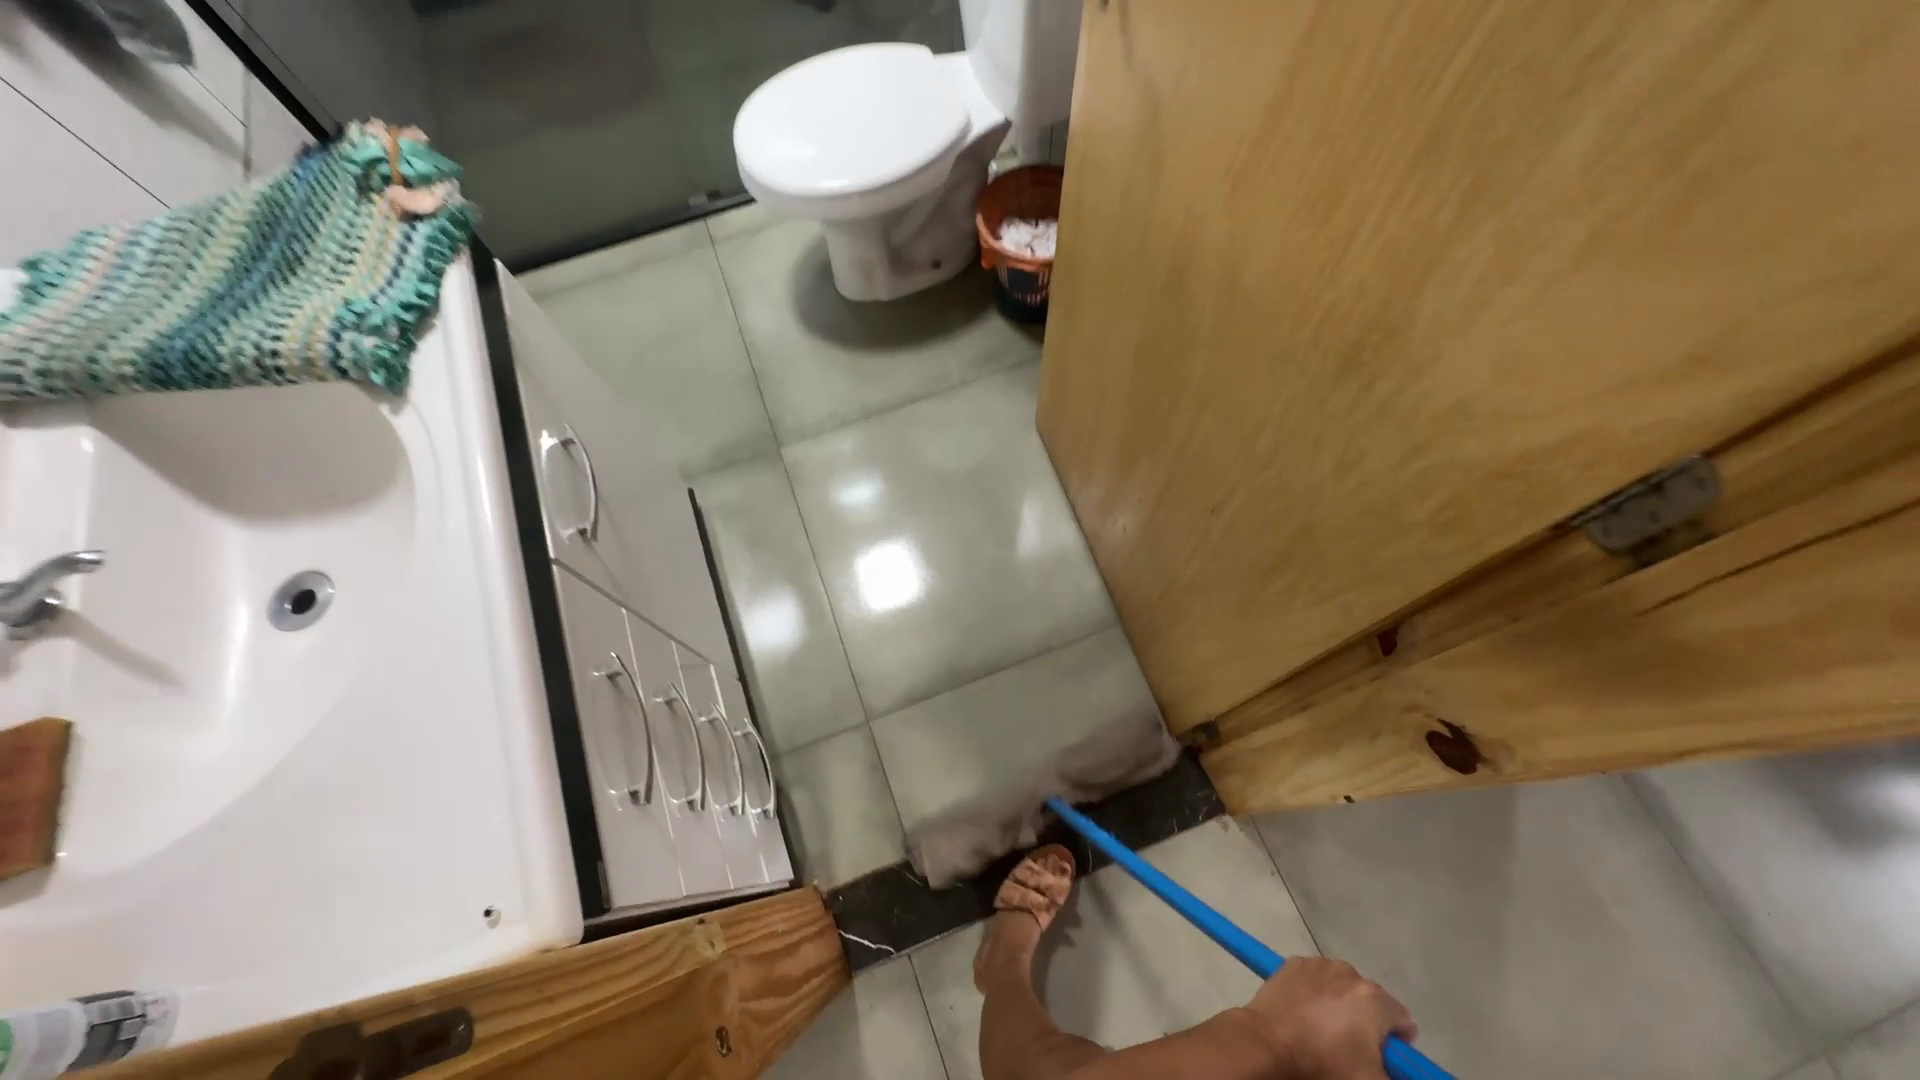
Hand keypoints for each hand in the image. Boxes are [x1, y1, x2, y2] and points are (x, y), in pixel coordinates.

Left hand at [1230, 957, 1416, 1079]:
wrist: (1269, 1043)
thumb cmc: (1324, 1062)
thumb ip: (1395, 1075)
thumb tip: (1390, 1068)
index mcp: (1374, 999)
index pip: (1403, 1020)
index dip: (1397, 1041)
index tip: (1382, 1056)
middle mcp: (1348, 972)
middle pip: (1372, 1000)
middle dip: (1367, 1021)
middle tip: (1351, 1045)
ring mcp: (1318, 964)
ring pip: (1343, 986)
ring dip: (1341, 1003)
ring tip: (1324, 1027)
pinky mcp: (1293, 963)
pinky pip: (1316, 978)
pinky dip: (1316, 991)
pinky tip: (1305, 1011)